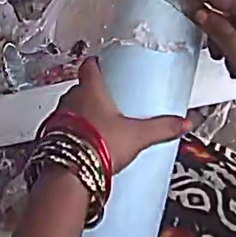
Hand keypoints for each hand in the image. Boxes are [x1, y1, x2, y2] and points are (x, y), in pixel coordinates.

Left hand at [50, 57, 189, 173]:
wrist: (71, 172)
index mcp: (90, 90)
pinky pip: (63, 128)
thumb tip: (183, 122)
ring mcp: (58, 119)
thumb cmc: (98, 145)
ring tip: (99, 123)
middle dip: (93, 92)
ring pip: (70, 108)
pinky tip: (86, 142)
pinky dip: (73, 131)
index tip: (103, 63)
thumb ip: (162, 127)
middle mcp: (70, 100)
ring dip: (81, 112)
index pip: (89, 66)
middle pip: (80, 88)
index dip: (96, 63)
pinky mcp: (52, 137)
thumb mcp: (138, 135)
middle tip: (108, 98)